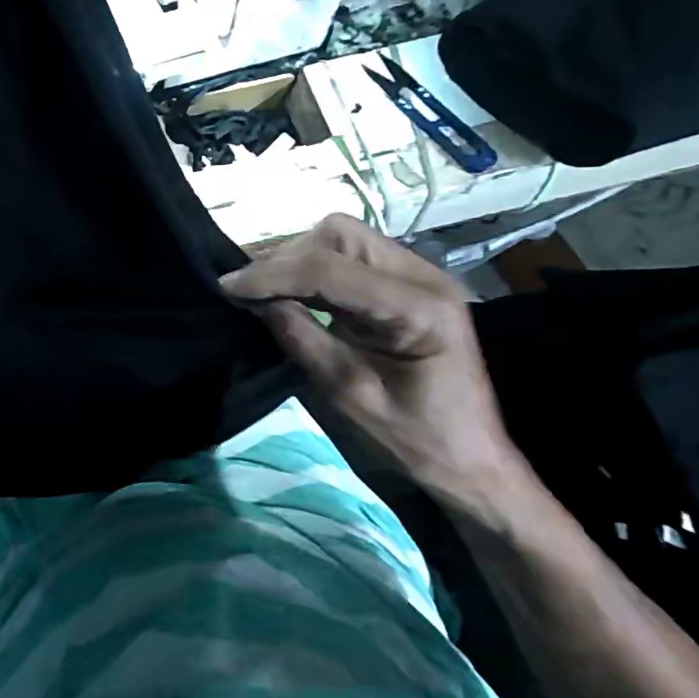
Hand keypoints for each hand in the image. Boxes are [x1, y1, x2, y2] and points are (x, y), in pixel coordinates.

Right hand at [219, 215, 522, 508]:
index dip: (271, 274)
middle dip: (285, 259)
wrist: (472, 462)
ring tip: (265, 292)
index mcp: (419, 308)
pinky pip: (346, 256)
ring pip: (339, 238)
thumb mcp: (349, 393)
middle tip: (249, 293)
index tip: (226, 287)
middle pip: (337, 235)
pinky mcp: (402, 283)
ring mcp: (415, 275)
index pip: (329, 269)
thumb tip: (255, 301)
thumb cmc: (417, 439)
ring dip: (296, 260)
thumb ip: (301, 338)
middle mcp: (423, 276)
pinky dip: (310, 269)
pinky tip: (291, 293)